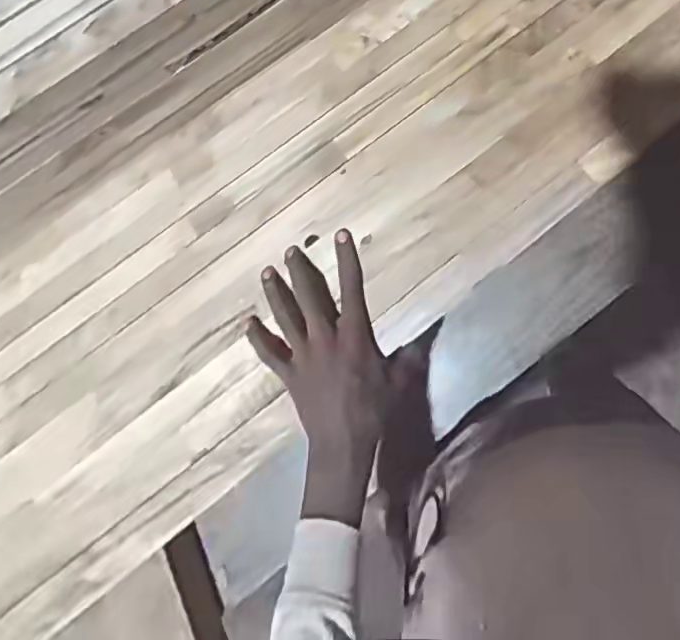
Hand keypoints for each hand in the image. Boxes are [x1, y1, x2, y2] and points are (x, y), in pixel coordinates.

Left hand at [246, 230, 393, 524]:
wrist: (343, 445)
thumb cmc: (374, 410)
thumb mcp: (399, 380)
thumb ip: (411, 355)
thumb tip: (431, 333)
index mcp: (354, 334)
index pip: (351, 287)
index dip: (347, 258)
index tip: (340, 235)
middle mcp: (325, 337)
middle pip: (309, 296)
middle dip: (300, 270)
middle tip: (290, 250)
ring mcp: (303, 355)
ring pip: (285, 317)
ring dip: (275, 294)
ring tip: (266, 272)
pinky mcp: (289, 374)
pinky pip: (270, 352)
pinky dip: (258, 337)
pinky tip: (248, 322)